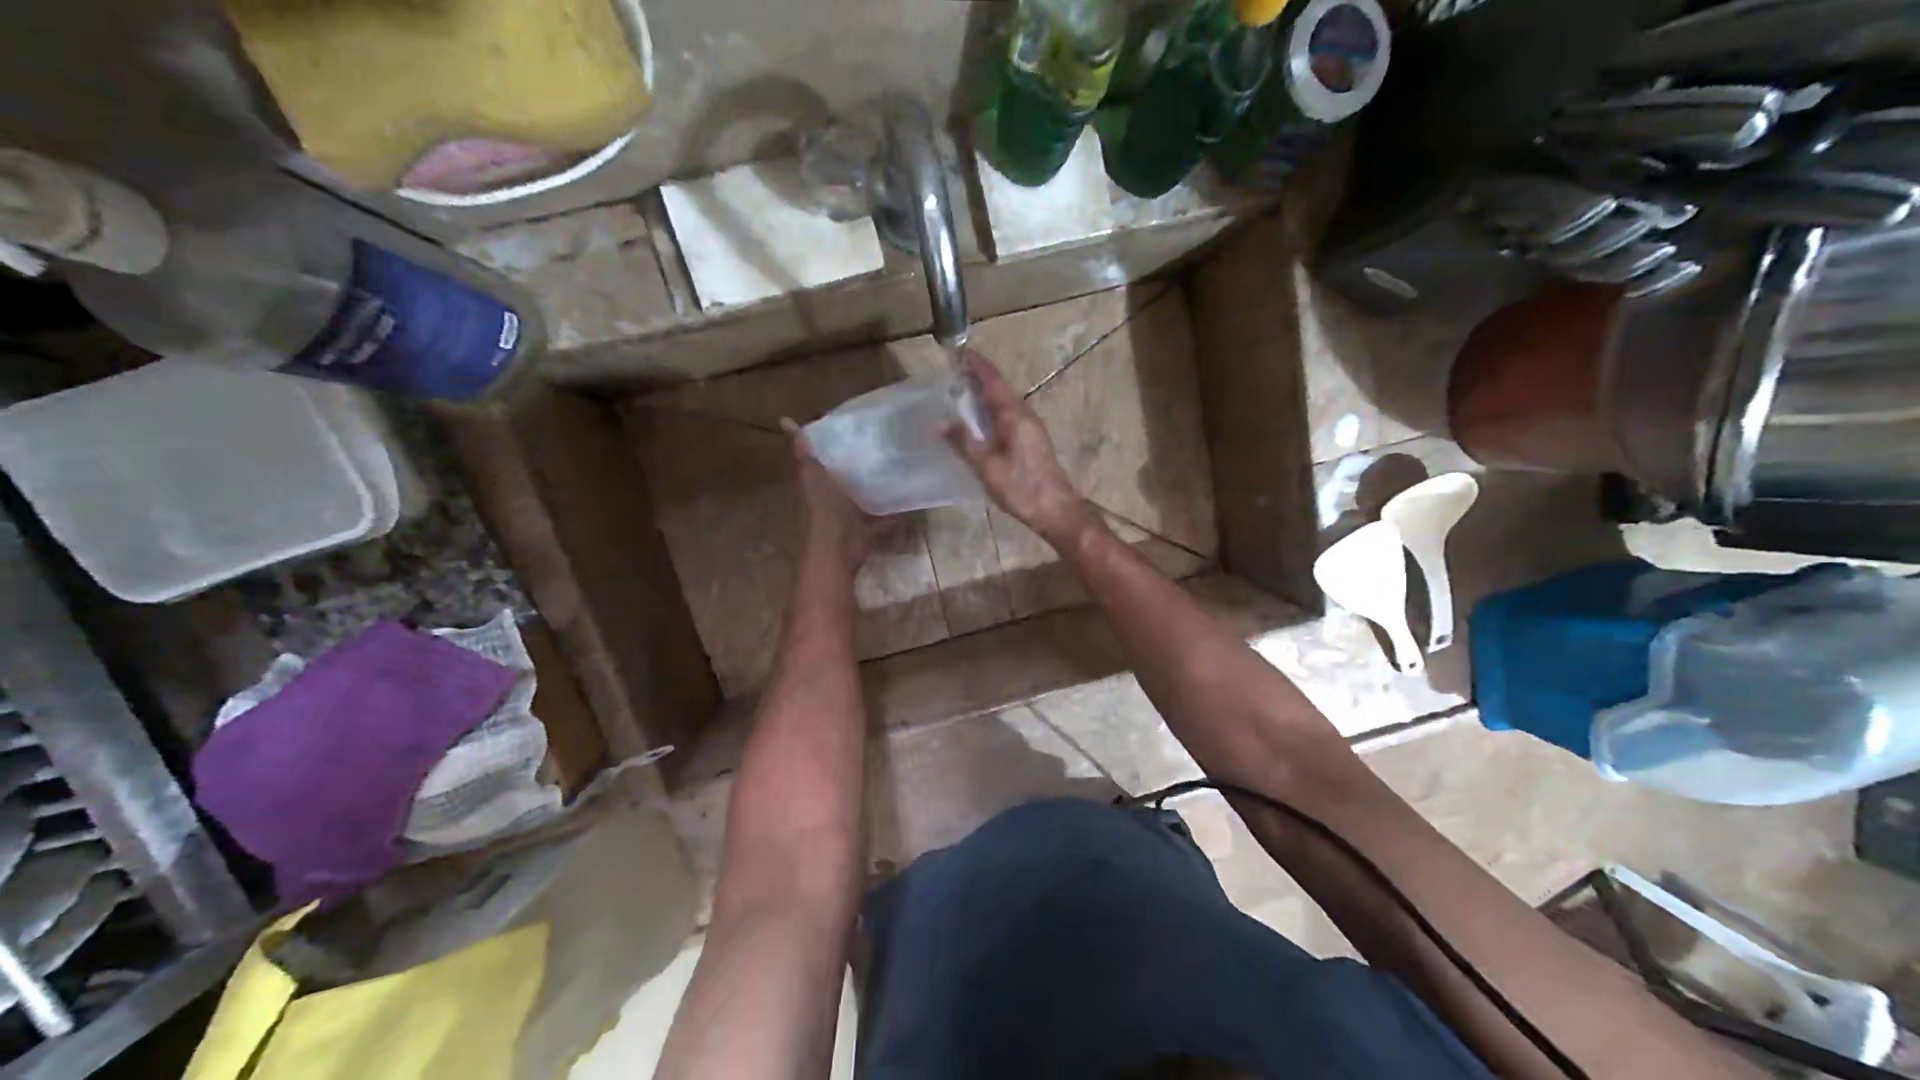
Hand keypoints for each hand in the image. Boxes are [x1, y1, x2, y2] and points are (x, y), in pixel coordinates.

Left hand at [783, 419, 893, 575]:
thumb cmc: (823, 510)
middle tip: (882, 442)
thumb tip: (784, 420)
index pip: (824, 458)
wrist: (837, 550)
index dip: (835, 443)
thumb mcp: (812, 474)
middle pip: (844, 478)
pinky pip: (882, 519)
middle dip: (859, 463)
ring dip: (875, 488)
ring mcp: (850, 516)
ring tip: (897, 467)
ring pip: (862, 498)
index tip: (855, 425)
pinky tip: (909, 500)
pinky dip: (893, 514)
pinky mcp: (867, 531)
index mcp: (818, 483)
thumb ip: (803, 452)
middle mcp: (832, 499)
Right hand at [946, 351, 1098, 548]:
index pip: (994, 382)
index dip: (978, 366)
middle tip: (955, 374)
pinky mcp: (1032, 440)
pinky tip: (981, 421)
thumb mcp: (987, 467)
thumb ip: (965, 443)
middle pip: (1001, 389)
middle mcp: (1025, 415)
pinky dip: (993, 410)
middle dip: (980, 379)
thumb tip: (943, 422)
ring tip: (963, 394)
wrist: (1056, 509)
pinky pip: (1009, 415)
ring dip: (987, 394)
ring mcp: (1031, 427)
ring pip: (1006, 402)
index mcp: (1014, 416)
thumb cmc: (1021, 488)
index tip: (961, 353)